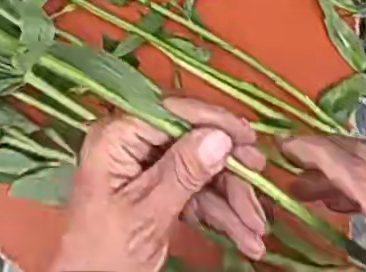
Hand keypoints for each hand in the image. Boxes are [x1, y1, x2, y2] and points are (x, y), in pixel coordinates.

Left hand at [53, 98, 268, 271]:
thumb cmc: (104, 253)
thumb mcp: (147, 213)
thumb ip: (182, 172)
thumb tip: (220, 136)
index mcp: (117, 134)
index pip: (171, 112)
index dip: (212, 120)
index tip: (248, 136)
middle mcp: (130, 142)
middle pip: (188, 140)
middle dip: (226, 167)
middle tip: (261, 180)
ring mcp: (143, 166)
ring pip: (196, 168)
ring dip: (229, 197)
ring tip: (256, 229)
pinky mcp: (154, 191)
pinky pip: (192, 191)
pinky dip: (218, 213)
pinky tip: (244, 236)